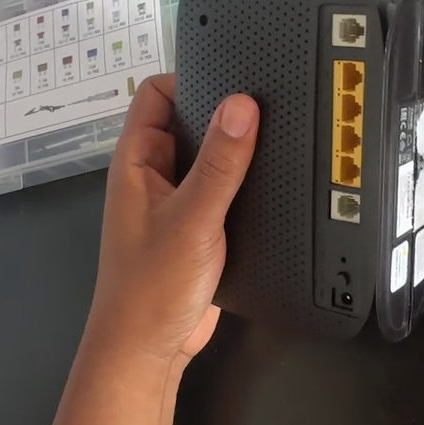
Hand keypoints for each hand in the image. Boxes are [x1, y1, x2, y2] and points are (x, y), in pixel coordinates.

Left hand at [85, 74, 257, 366]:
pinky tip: (278, 179)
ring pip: (210, 158)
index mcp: (138, 161)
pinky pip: (222, 189)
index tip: (237, 72)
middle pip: (188, 123)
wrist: (149, 352)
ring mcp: (177, 202)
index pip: (157, 95)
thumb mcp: (191, 218)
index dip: (191, 77)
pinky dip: (245, 181)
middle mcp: (155, 175)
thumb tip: (242, 104)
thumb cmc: (154, 284)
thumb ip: (218, 163)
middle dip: (224, 112)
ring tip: (284, 132)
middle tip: (274, 100)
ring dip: (239, 149)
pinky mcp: (199, 227)